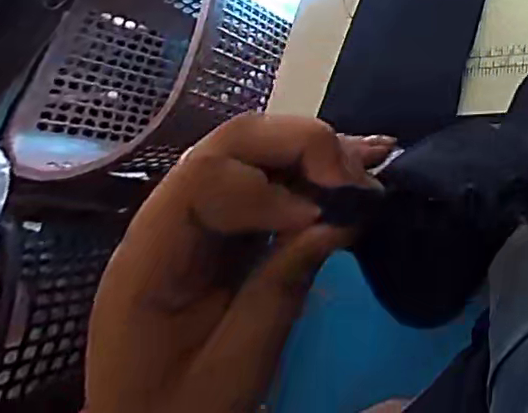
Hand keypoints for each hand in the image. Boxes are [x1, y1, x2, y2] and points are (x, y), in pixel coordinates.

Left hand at [86, 115, 393, 412]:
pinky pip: (281, 168)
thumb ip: (281, 284)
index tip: (317, 219)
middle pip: (239, 140)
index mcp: (152, 252)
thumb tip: (342, 216)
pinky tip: (364, 157)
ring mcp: (207, 209)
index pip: (206, 176)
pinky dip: (325, 161)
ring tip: (375, 160)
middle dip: (306, 145)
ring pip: (267, 144)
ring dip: (324, 148)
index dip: (268, 186)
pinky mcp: (237, 214)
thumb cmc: (182, 409)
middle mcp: (174, 214)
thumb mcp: (232, 362)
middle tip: (354, 178)